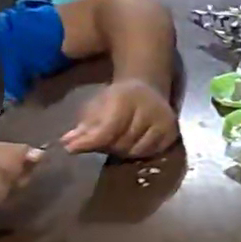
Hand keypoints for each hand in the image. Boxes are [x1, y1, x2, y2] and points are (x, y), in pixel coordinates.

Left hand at [61, 79, 178, 157]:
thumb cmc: (118, 98)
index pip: (109, 128)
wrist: (148, 88)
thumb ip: (84, 125)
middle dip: (106, 147)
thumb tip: (68, 143)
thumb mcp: (97, 105)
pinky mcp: (173, 132)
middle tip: (98, 145)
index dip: (90, 142)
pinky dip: (138, 153)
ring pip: (137, 150)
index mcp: (127, 98)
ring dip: (122, 152)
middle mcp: (150, 110)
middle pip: (123, 142)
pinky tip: (130, 145)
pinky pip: (152, 152)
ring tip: (114, 145)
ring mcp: (165, 122)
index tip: (71, 149)